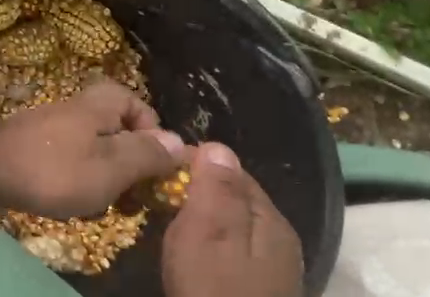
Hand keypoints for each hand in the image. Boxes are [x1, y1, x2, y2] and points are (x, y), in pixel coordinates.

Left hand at [0, 82, 188, 217]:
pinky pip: (71, 162)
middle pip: (115, 127)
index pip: (128, 98)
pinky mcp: (35, 150)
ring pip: (95, 149)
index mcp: (92, 108)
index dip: (149, 124)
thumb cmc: (54, 169)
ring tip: (112, 205)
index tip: (156, 157)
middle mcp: (71, 113)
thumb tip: (177, 139)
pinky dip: (83, 182)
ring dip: (110, 177)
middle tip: (139, 193)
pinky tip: (81, 204)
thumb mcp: (111, 165)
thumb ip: (145, 152)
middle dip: (133, 160)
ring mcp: (50, 131)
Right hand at [163, 143, 301, 296]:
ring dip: (197, 208)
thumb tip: (219, 146)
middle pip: (231, 193)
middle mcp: (277, 237)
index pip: (231, 169)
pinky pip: (228, 240)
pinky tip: (185, 240)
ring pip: (228, 217)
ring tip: (162, 210)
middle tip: (152, 187)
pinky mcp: (256, 281)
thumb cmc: (214, 287)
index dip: (192, 161)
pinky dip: (204, 231)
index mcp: (269, 221)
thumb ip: (217, 190)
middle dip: (193, 184)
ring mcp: (270, 262)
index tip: (155, 164)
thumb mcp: (209, 233)